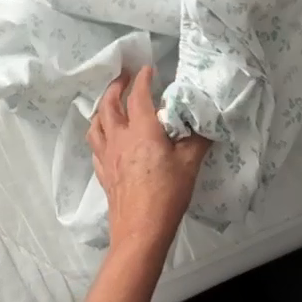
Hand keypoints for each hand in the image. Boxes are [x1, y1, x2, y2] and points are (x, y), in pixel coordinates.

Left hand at [87, 68, 210, 261]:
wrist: (141, 232)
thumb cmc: (167, 194)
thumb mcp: (190, 163)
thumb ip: (198, 139)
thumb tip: (206, 123)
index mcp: (142, 130)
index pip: (139, 95)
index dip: (143, 79)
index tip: (148, 69)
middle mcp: (120, 138)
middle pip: (109, 104)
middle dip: (115, 87)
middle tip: (124, 77)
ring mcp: (107, 156)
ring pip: (96, 124)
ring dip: (102, 108)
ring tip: (110, 103)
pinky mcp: (103, 173)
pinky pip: (95, 146)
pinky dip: (99, 134)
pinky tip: (106, 138)